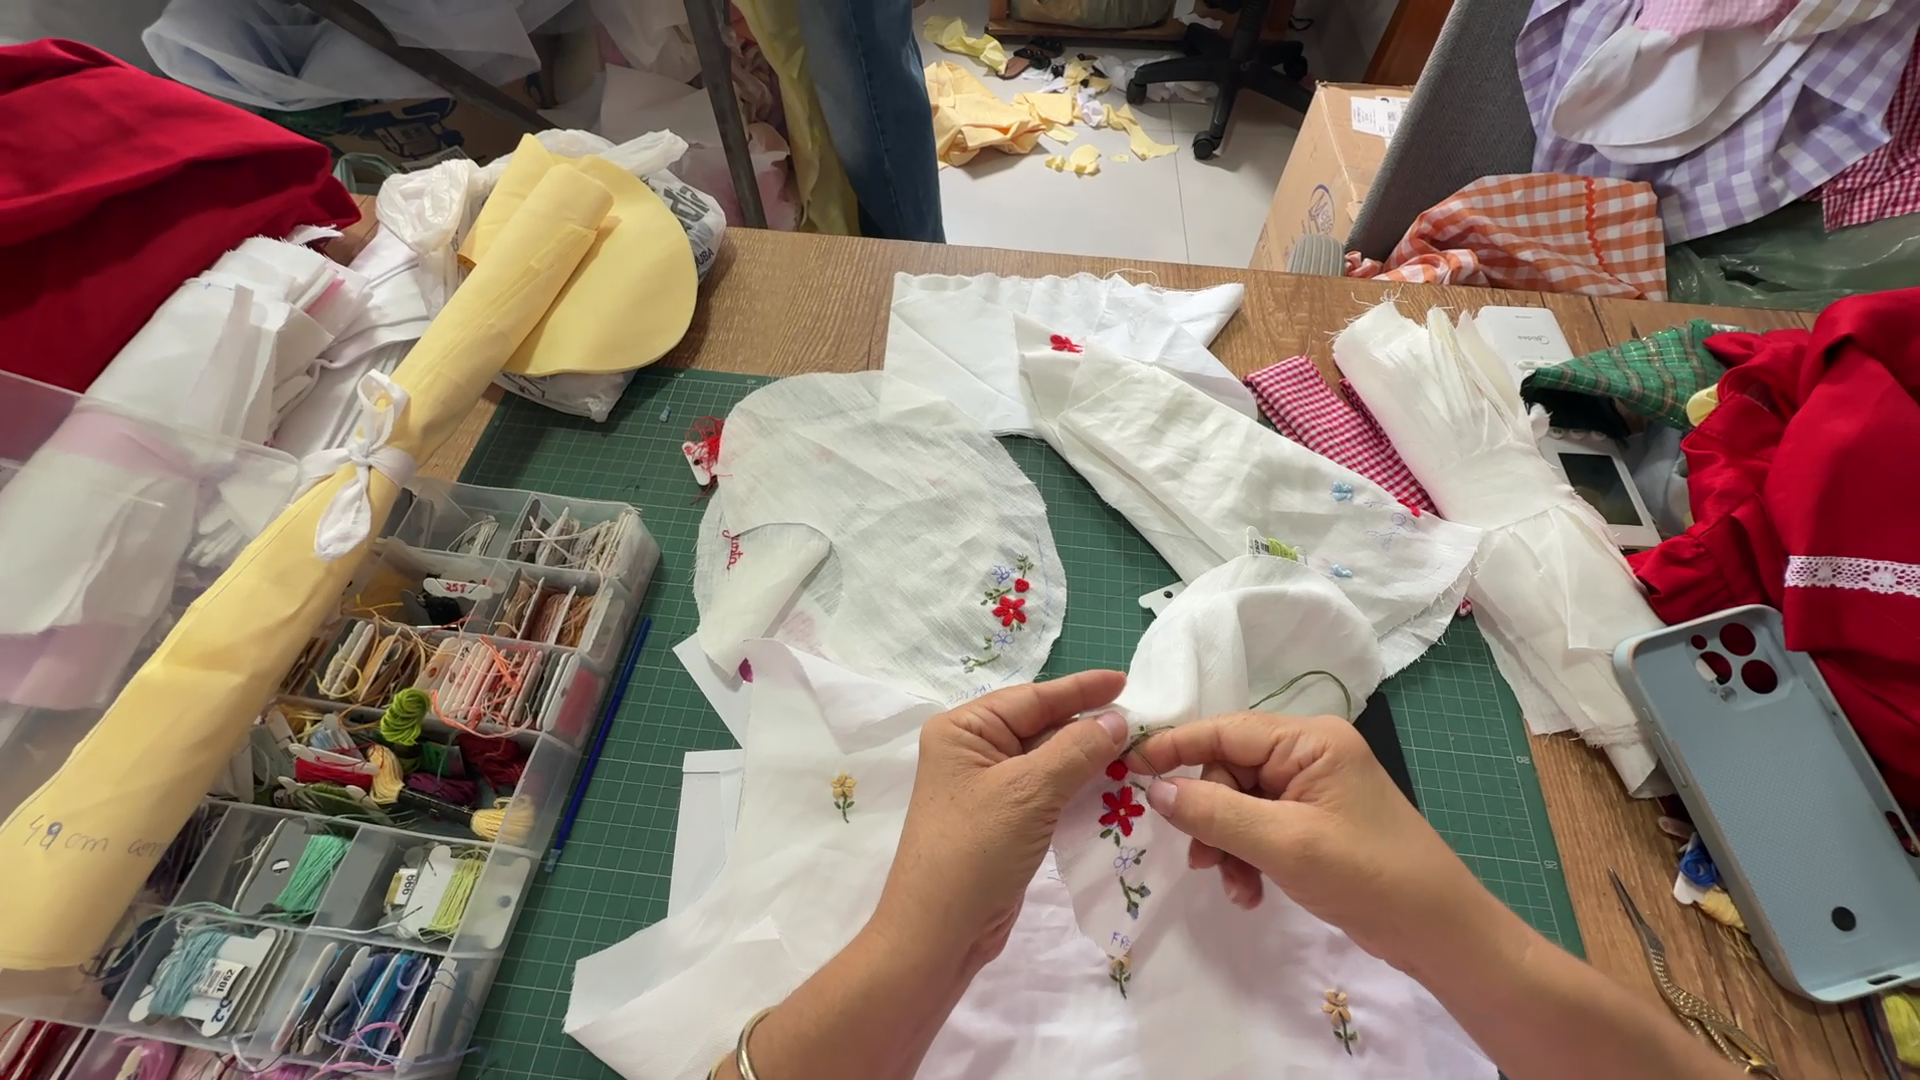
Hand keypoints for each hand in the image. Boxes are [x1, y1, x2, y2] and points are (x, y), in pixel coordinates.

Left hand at [874, 671, 1127, 972]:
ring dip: (1087, 757)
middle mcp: (973, 750)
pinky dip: (1078, 786)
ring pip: (1047, 759)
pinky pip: (1047, 790)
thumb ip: (1076, 750)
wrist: (940, 934)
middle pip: (1040, 726)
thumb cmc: (976, 849)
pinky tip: (1111, 784)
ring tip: (1135, 749)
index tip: (1124, 679)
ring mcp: (988, 786)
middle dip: (1087, 724)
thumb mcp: (1029, 792)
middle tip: (1140, 720)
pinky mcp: (1004, 819)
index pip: (1031, 698)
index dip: (1080, 689)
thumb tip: (1116, 719)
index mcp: (964, 728)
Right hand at [1132, 711, 1506, 972]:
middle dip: (1209, 815)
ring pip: (1237, 801)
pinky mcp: (1311, 819)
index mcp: (1308, 739)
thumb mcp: (1284, 845)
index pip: (1224, 730)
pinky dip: (1246, 855)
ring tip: (1232, 884)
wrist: (1444, 938)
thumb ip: (1214, 812)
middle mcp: (1306, 753)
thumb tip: (1154, 789)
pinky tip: (1250, 891)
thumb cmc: (1370, 877)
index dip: (1174, 746)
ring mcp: (1310, 787)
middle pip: (1227, 769)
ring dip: (1226, 843)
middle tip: (1200, 860)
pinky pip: (1257, 824)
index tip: (1128, 765)